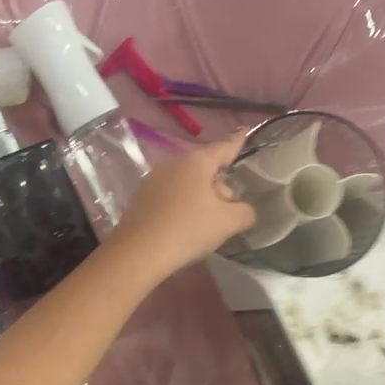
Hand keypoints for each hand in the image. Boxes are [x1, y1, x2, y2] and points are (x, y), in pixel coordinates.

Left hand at [107, 133, 256, 277]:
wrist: (139, 252)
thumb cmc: (188, 230)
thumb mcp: (227, 223)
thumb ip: (244, 212)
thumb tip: (244, 211)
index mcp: (196, 162)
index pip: (224, 147)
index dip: (238, 141)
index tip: (245, 131)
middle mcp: (172, 163)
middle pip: (204, 168)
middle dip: (218, 184)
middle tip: (227, 208)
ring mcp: (153, 180)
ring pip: (186, 183)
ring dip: (199, 197)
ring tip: (204, 222)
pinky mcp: (140, 198)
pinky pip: (169, 196)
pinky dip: (180, 206)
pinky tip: (181, 227)